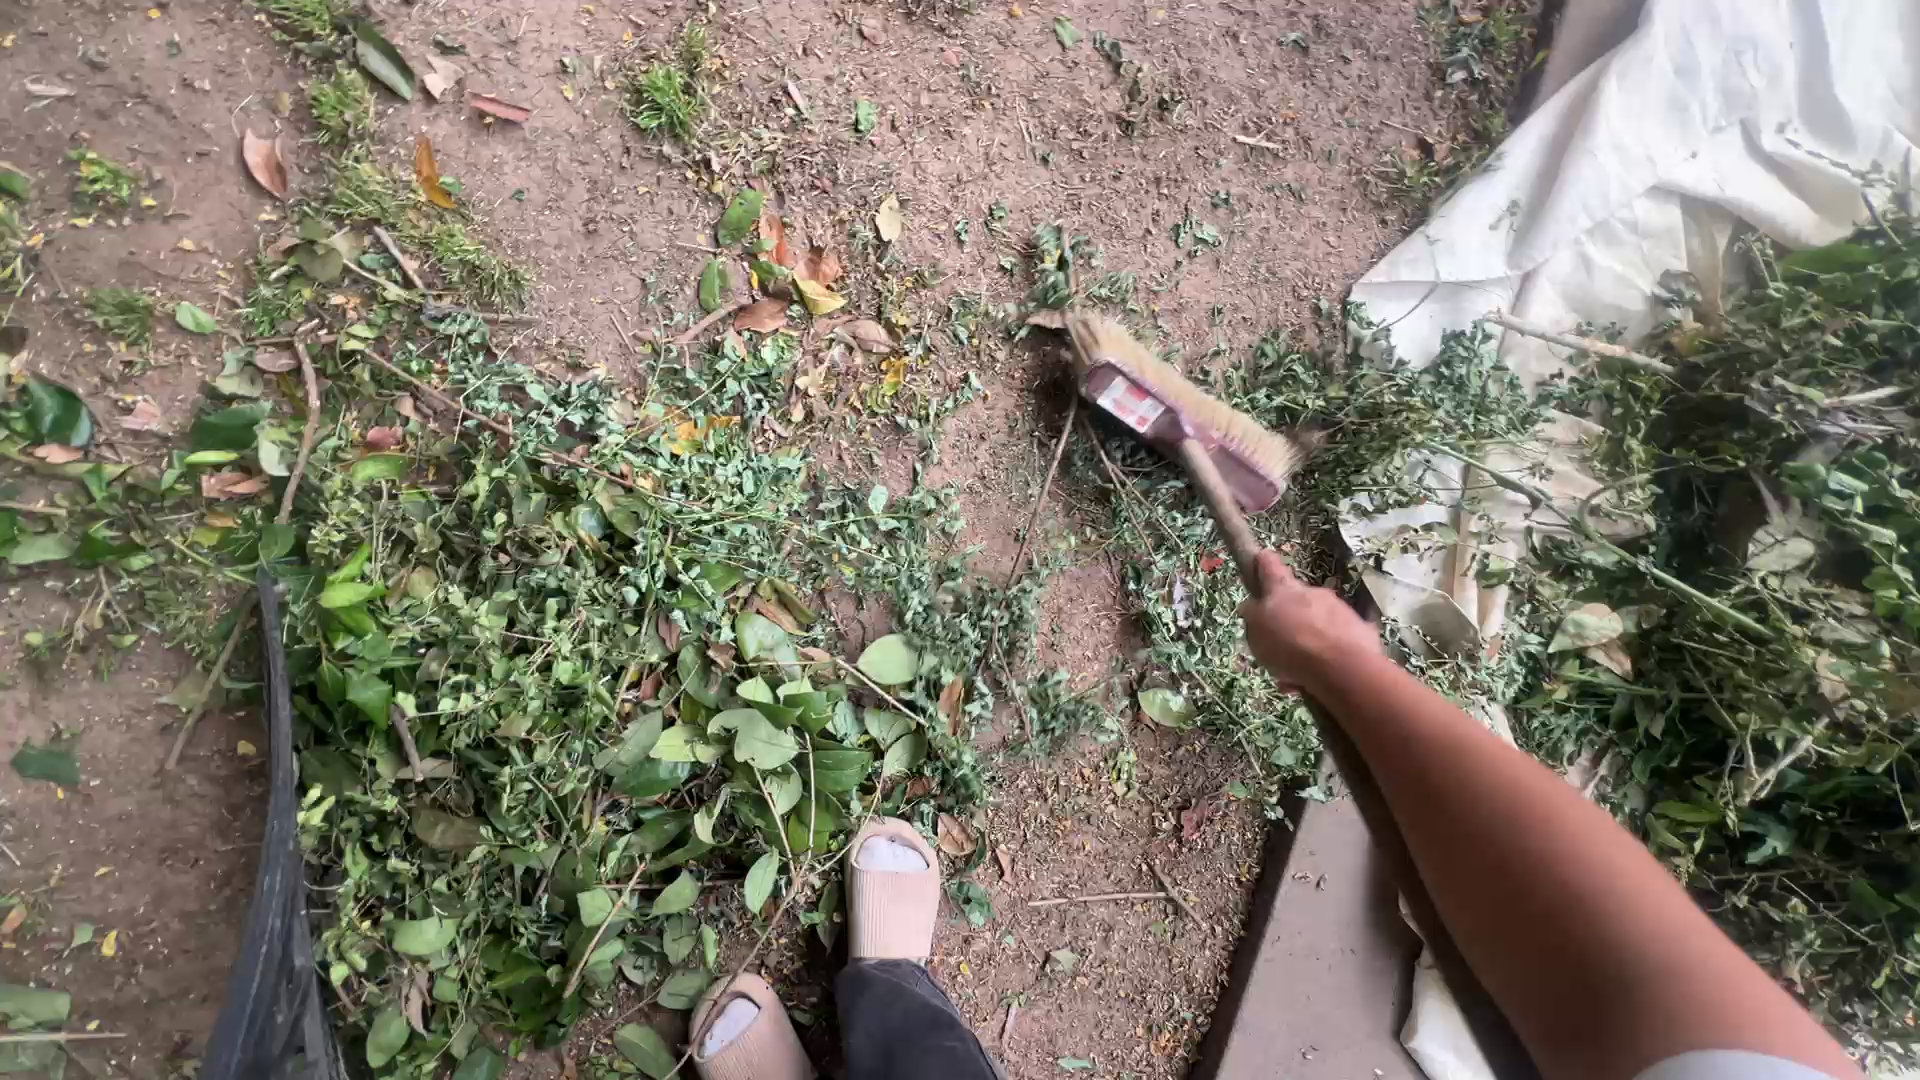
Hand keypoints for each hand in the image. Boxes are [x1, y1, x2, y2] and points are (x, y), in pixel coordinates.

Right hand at [1238, 550, 1380, 689]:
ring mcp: (1340, 609)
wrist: (1341, 668)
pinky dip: (1328, 656)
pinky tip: (1320, 678)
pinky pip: (1337, 640)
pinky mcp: (1361, 630)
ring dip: (1308, 642)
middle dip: (1289, 618)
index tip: (1259, 559)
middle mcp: (1313, 592)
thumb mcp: (1255, 632)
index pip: (1269, 564)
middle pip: (1296, 599)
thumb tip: (1253, 607)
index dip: (1262, 563)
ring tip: (1297, 674)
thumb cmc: (1289, 646)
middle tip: (1279, 645)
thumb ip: (1253, 617)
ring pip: (1318, 622)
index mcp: (1283, 590)